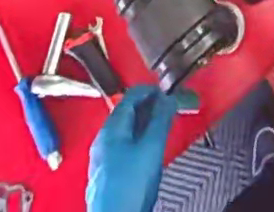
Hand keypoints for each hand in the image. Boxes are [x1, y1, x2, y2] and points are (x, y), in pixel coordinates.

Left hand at [86, 86, 179, 211]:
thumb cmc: (132, 183)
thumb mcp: (152, 147)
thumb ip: (161, 119)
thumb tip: (169, 97)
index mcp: (110, 129)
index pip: (131, 96)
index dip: (152, 90)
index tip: (171, 93)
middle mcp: (102, 140)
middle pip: (127, 112)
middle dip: (150, 108)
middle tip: (170, 110)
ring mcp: (102, 159)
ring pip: (126, 131)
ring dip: (145, 124)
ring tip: (163, 128)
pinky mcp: (105, 175)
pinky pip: (123, 146)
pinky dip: (139, 140)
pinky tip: (149, 151)